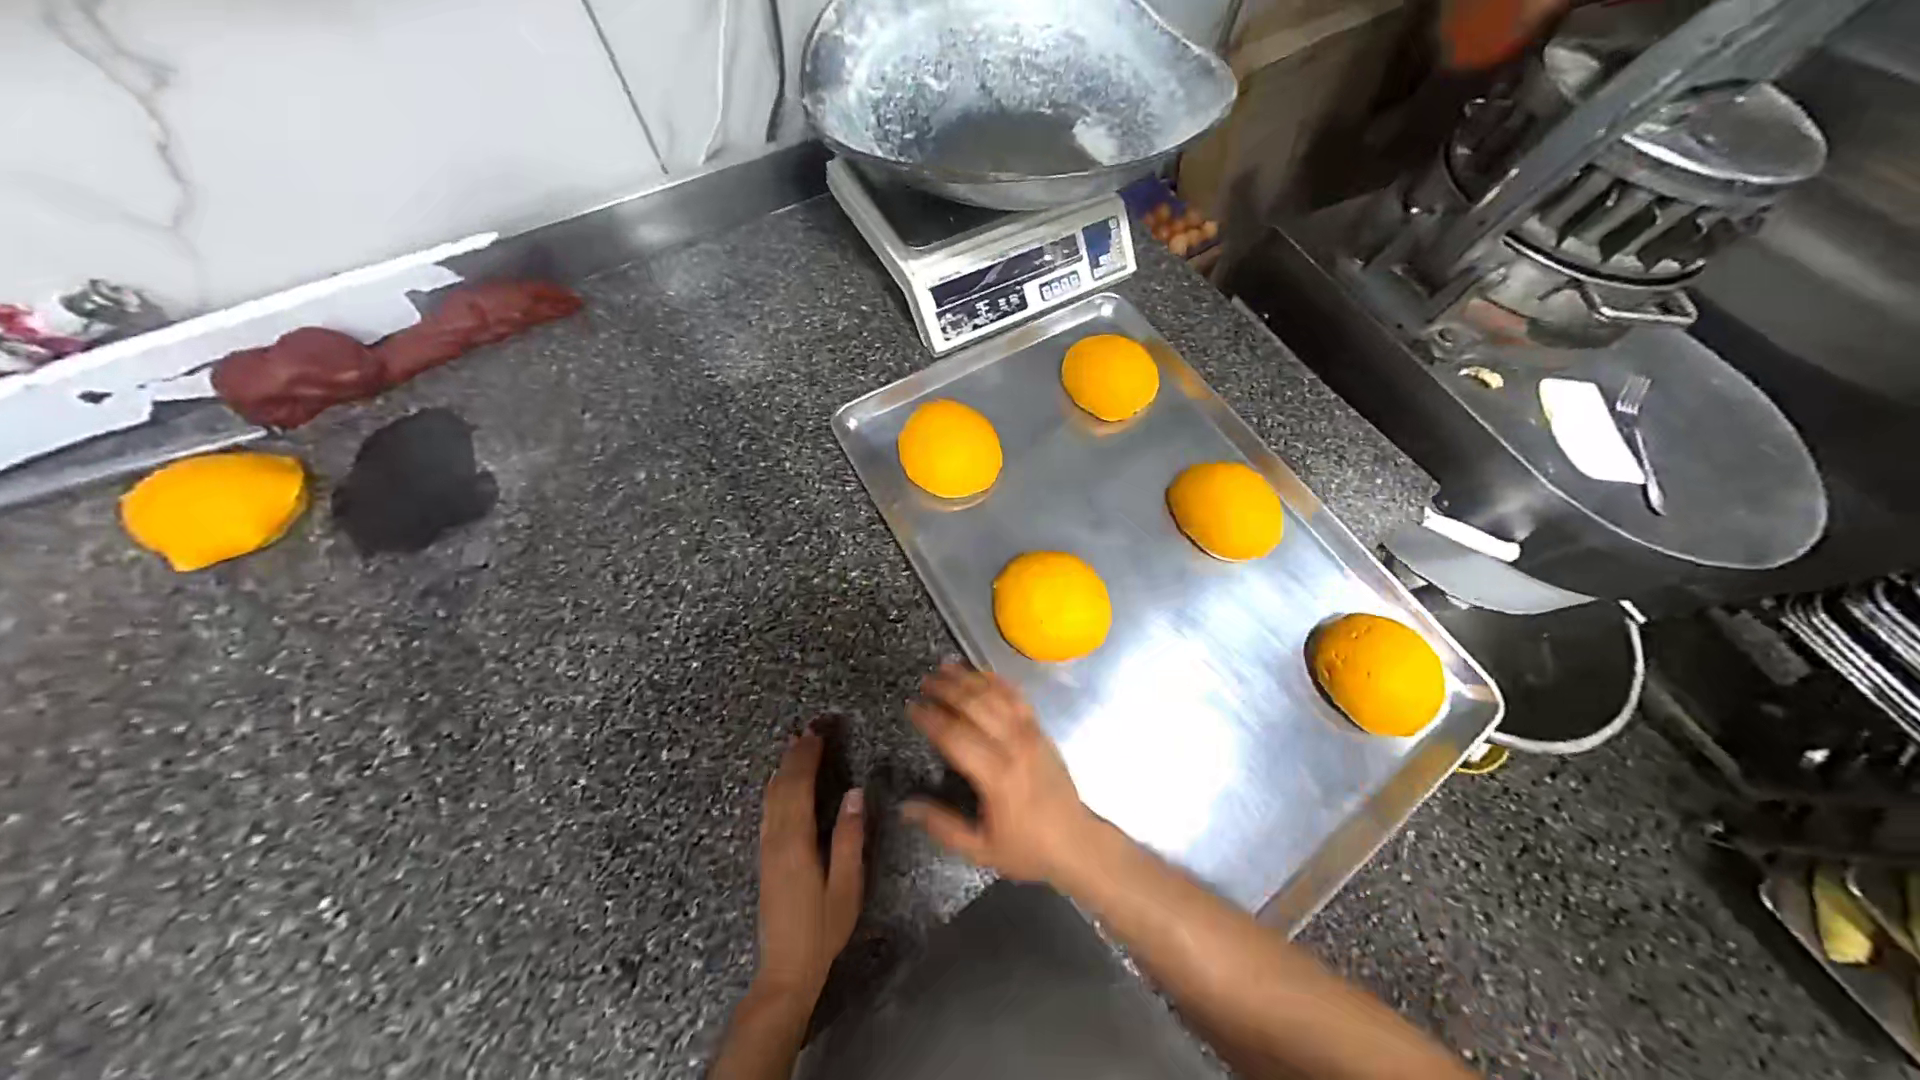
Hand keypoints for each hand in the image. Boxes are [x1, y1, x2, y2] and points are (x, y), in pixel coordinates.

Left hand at [754, 732, 863, 998]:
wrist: (786, 968)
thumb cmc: (823, 928)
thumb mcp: (846, 886)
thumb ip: (849, 838)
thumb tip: (854, 792)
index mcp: (795, 843)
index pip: (798, 788)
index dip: (807, 758)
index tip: (817, 733)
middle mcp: (775, 839)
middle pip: (781, 787)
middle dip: (794, 755)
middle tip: (808, 728)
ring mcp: (766, 848)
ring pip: (770, 797)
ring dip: (783, 767)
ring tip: (795, 744)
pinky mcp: (764, 857)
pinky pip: (767, 809)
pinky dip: (775, 786)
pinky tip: (781, 781)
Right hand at [902, 663, 1100, 884]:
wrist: (1078, 843)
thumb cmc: (1027, 848)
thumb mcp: (980, 849)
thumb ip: (941, 825)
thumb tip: (905, 807)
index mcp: (996, 777)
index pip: (955, 736)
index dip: (931, 718)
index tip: (912, 707)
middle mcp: (1014, 748)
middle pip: (975, 706)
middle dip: (947, 690)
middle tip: (924, 681)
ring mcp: (1031, 735)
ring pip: (997, 696)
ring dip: (970, 679)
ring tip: (946, 667)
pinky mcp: (1041, 731)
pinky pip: (1019, 698)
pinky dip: (999, 682)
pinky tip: (983, 673)